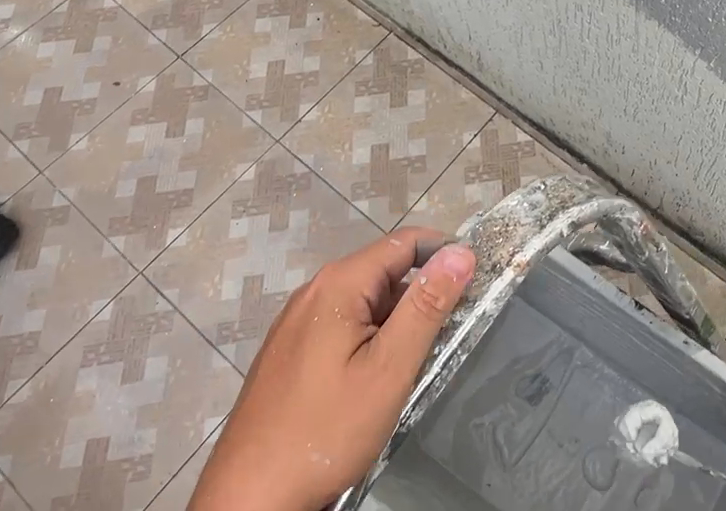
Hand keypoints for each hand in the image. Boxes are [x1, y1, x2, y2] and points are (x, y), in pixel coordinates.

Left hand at [187, 228, 476, 510]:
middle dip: (424, 292)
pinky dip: (373, 338)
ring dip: (400, 320)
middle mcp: (314, 292)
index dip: (445, 254)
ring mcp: (298, 323)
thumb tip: (461, 251)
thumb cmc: (325, 430)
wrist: (249, 500)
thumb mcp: (389, 368)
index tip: (476, 283)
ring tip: (422, 359)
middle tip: (454, 332)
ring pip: (367, 302)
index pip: (406, 242)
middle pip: (386, 271)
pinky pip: (345, 325)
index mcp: (338, 284)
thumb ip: (427, 306)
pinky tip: (381, 377)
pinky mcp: (292, 352)